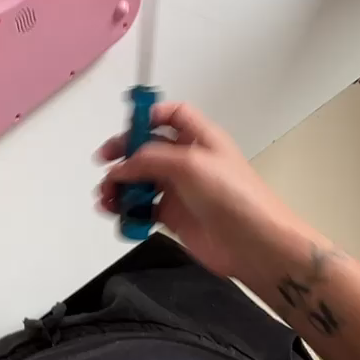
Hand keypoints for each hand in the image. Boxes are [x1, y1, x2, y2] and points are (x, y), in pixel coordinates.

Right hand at [97, 102, 317, 281]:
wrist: (254, 244)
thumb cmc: (235, 197)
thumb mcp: (190, 164)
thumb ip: (149, 159)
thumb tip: (121, 167)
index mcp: (200, 139)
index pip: (172, 116)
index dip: (149, 115)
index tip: (126, 127)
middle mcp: (188, 161)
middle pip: (146, 148)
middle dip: (122, 154)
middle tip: (104, 163)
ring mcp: (179, 189)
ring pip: (139, 180)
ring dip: (119, 185)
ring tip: (106, 197)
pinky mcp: (173, 215)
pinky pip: (141, 208)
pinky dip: (125, 210)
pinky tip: (115, 213)